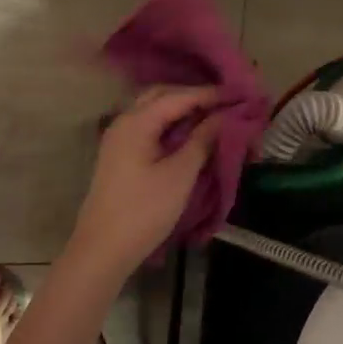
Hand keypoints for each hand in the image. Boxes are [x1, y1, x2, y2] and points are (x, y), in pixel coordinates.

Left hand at [69, 85, 222, 275]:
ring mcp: (118, 138)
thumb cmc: (144, 211)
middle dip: (194, 96)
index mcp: (136, 122)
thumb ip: (202, 141)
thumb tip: (223, 117)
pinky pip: (148, 126)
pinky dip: (170, 124)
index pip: (178, 97)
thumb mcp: (179, 175)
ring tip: (212, 116)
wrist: (103, 249)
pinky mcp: (120, 154)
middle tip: (225, 103)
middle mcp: (124, 121)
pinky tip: (189, 134)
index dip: (209, 94)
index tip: (239, 95)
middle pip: (161, 96)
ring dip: (181, 109)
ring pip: (153, 110)